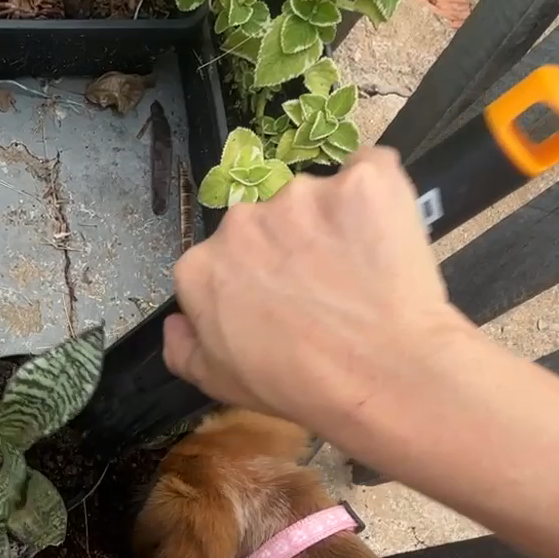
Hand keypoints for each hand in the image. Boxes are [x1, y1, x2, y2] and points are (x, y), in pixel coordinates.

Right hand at [167, 147, 476, 432]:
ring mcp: (302, 194)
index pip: (214, 263)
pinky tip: (380, 236)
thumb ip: (182, 347)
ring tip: (352, 271)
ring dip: (325, 225)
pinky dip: (374, 198)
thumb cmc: (292, 386)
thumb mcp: (216, 383)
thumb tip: (178, 320)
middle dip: (281, 249)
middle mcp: (240, 221)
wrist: (380, 375)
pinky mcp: (365, 177)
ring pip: (309, 201)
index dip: (242, 286)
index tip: (269, 307)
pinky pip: (368, 171)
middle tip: (313, 290)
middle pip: (258, 225)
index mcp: (199, 268)